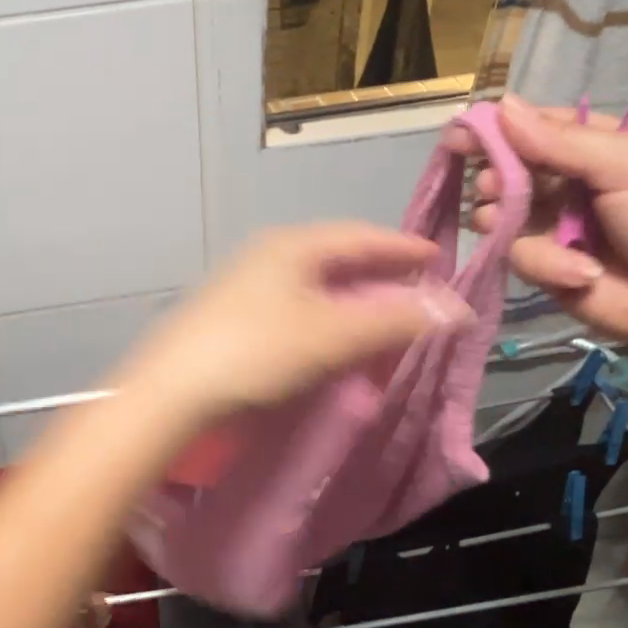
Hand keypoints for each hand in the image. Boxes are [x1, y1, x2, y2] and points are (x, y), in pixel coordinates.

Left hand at [119, 223, 470, 419]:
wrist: (172, 391)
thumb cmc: (255, 352)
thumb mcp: (331, 335)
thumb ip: (393, 320)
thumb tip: (455, 308)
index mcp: (293, 245)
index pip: (361, 236)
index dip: (402, 248)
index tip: (438, 258)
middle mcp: (268, 255)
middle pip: (337, 257)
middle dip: (379, 273)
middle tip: (417, 288)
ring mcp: (246, 285)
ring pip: (314, 283)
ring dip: (352, 297)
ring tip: (382, 316)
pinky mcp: (232, 317)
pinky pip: (295, 306)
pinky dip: (325, 317)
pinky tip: (333, 339)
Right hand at [449, 95, 627, 360]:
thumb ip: (562, 140)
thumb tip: (501, 105)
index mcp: (610, 148)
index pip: (545, 128)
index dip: (503, 128)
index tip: (459, 133)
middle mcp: (581, 186)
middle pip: (518, 171)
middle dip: (498, 176)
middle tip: (487, 184)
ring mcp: (563, 230)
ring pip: (508, 214)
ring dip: (504, 217)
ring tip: (500, 221)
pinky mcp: (552, 272)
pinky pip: (522, 256)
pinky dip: (544, 262)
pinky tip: (577, 270)